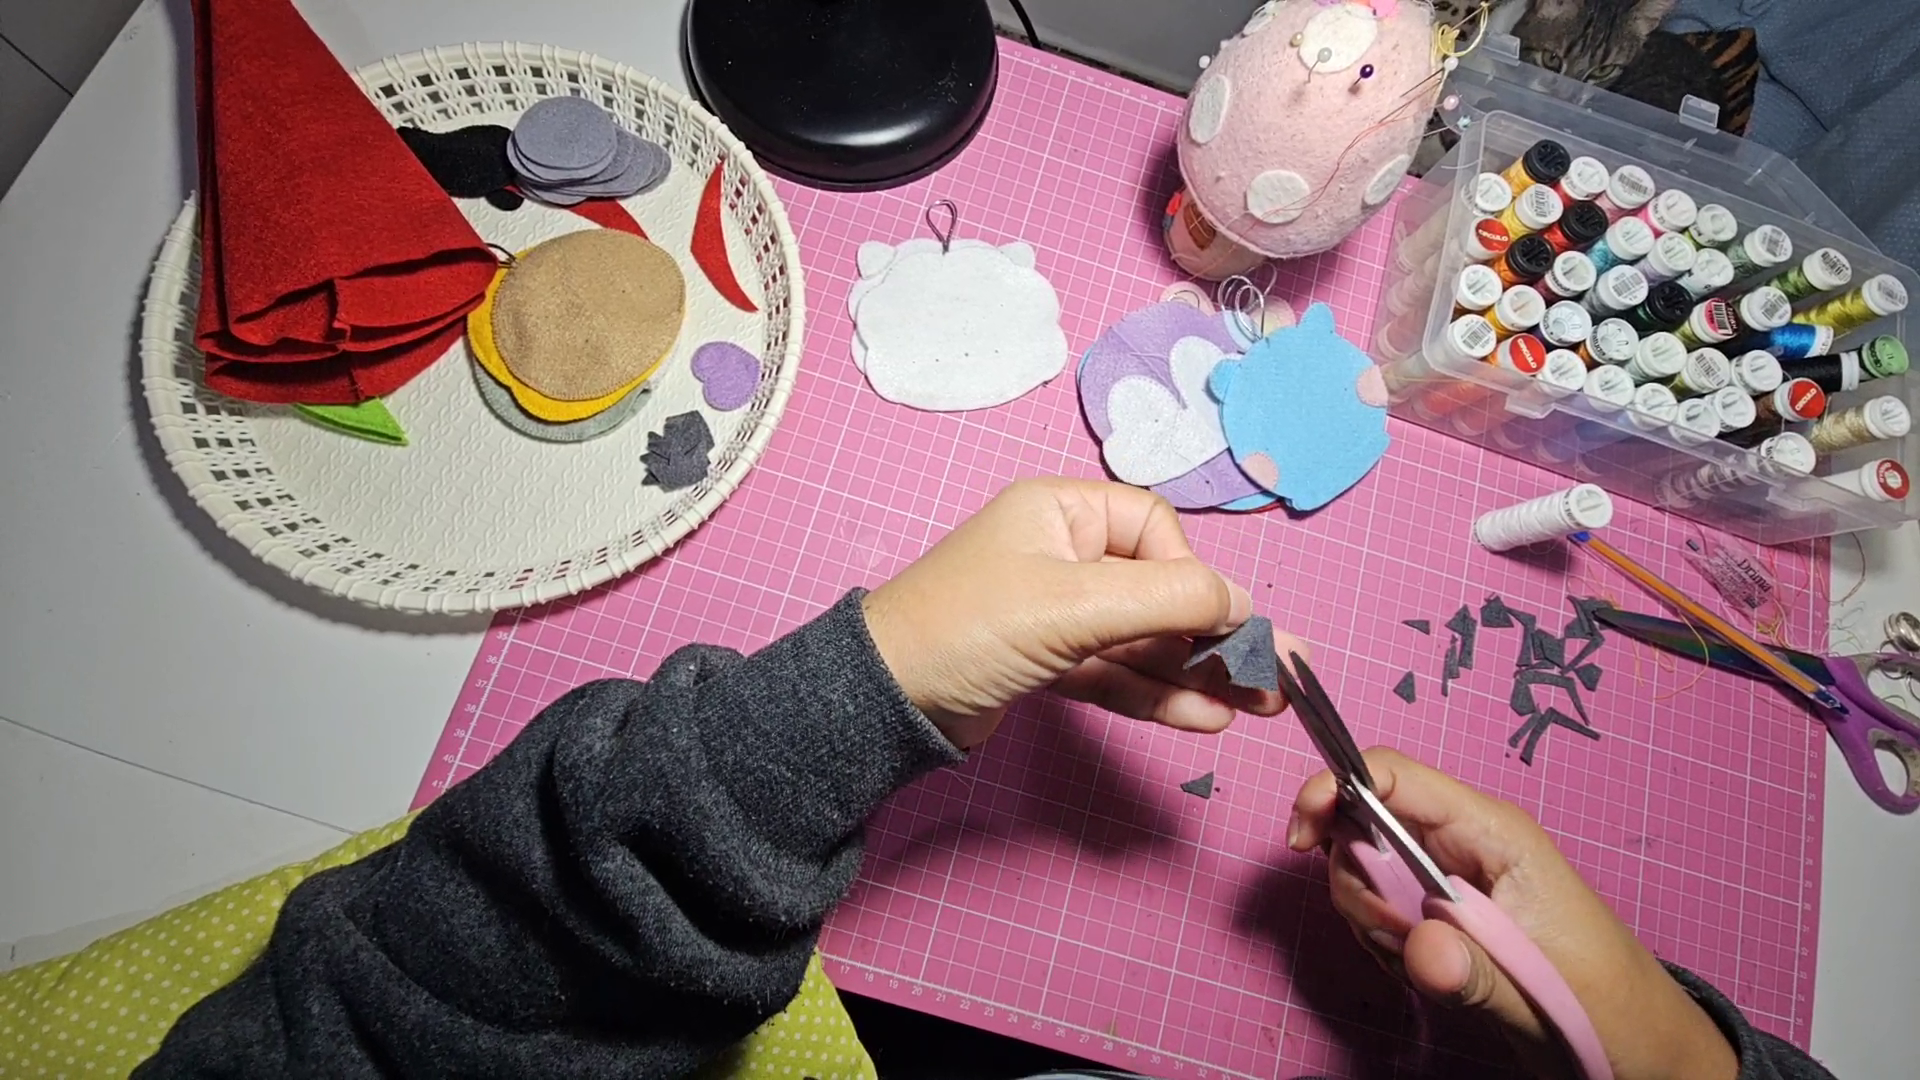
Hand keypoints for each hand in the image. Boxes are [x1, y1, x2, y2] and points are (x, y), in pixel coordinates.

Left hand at [861, 478, 1301, 748]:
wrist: (889, 700)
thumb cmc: (972, 626)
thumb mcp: (1071, 603)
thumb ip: (1164, 598)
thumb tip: (1241, 604)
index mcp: (1062, 514)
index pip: (1153, 528)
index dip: (1188, 573)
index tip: (1213, 621)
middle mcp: (1062, 555)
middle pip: (1156, 589)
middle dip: (1213, 635)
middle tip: (1277, 676)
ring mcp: (1055, 612)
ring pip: (1139, 638)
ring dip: (1194, 672)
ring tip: (1257, 705)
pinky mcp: (1048, 661)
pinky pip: (1114, 671)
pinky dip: (1155, 693)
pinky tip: (1203, 717)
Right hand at [1288, 748, 1736, 1079]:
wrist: (1641, 1047)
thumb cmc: (1611, 1010)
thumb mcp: (1546, 997)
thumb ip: (1477, 973)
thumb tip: (1417, 948)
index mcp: (1488, 828)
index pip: (1391, 773)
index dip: (1334, 786)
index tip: (1301, 838)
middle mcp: (1455, 834)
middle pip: (1359, 817)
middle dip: (1351, 873)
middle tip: (1383, 932)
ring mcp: (1438, 863)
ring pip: (1357, 857)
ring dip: (1362, 908)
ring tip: (1409, 958)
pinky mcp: (1428, 894)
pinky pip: (1370, 892)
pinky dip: (1372, 927)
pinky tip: (1412, 960)